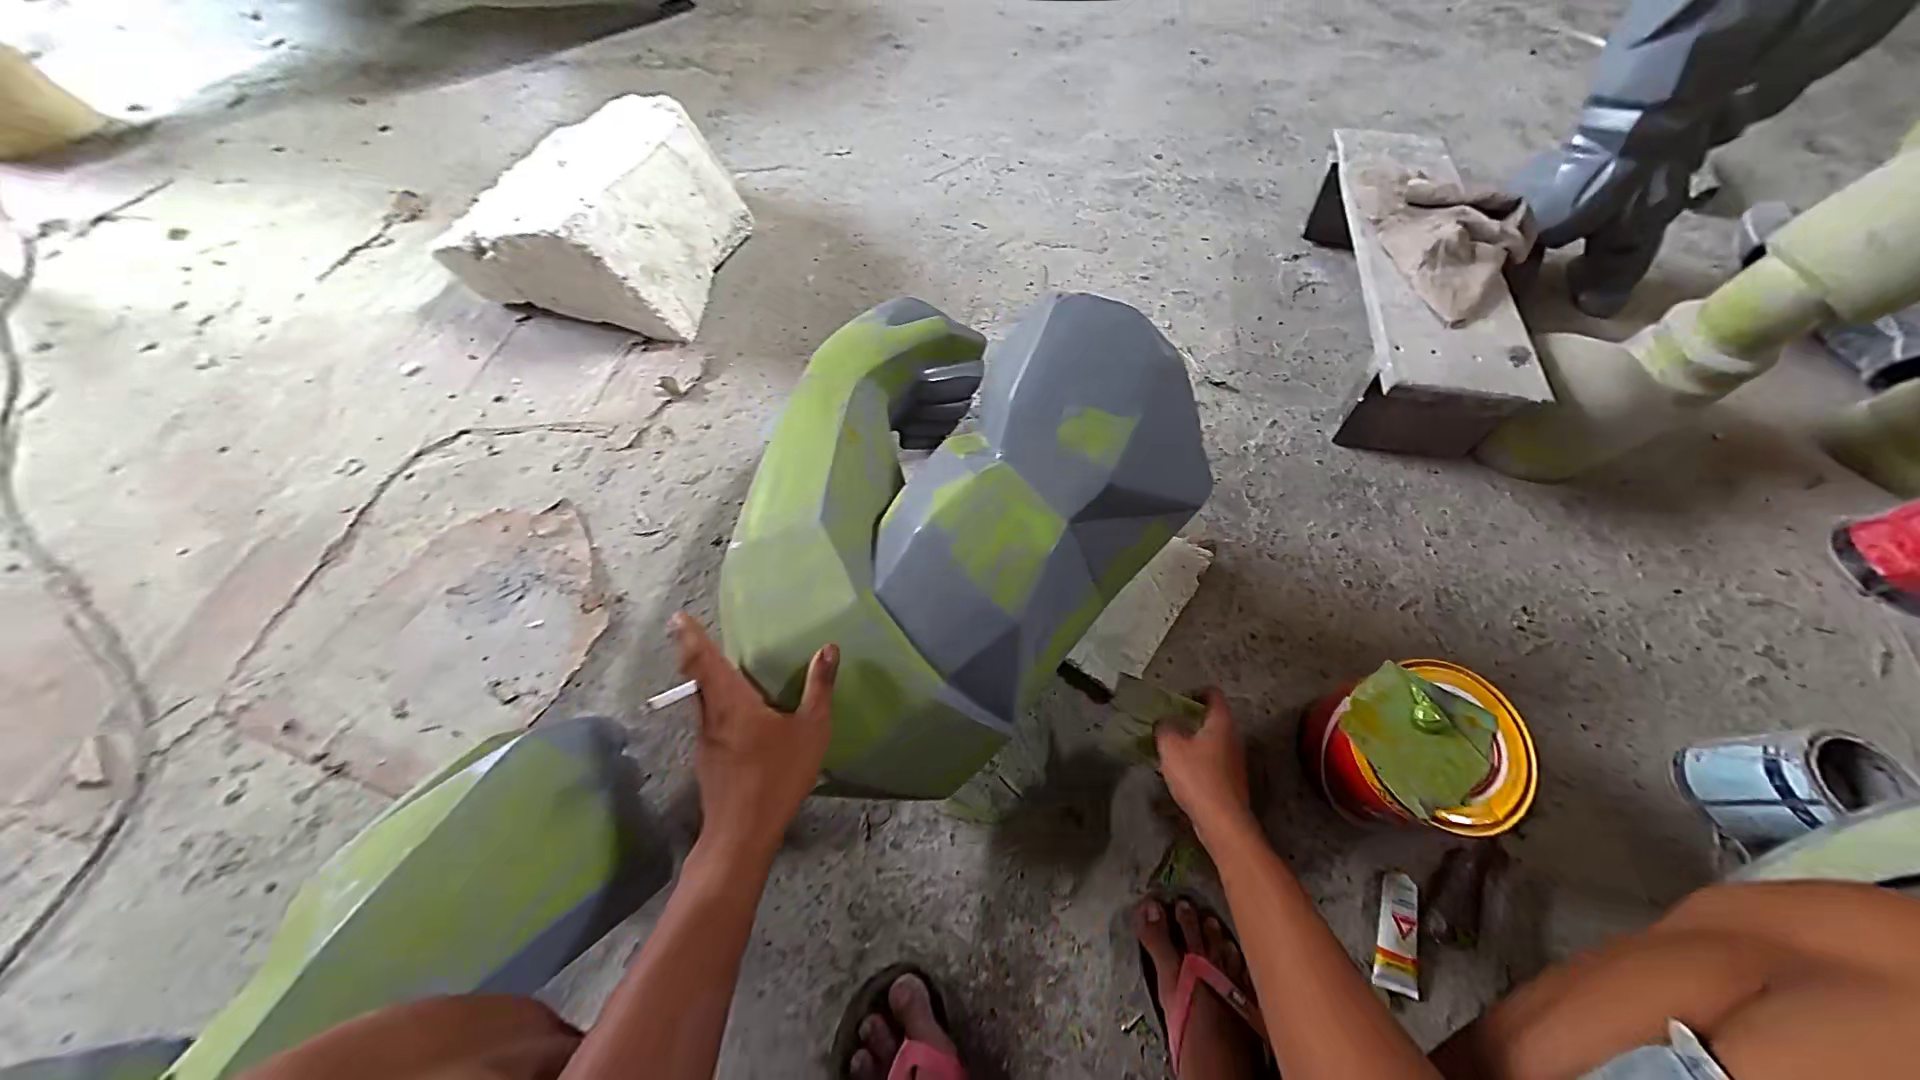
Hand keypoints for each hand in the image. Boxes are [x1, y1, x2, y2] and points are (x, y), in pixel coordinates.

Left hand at [670, 612, 835, 861]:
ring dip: (704, 679)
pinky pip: (709, 719)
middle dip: (693, 652)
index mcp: (731, 702)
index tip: (678, 616)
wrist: (741, 833)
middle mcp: (710, 716)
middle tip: (693, 631)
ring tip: (720, 666)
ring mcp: (705, 740)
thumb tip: (828, 649)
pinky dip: (715, 703)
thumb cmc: (777, 776)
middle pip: (695, 677)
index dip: (690, 637)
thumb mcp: (811, 730)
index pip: (703, 661)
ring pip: (700, 700)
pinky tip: (737, 713)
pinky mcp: (708, 759)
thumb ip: (819, 688)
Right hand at [1155, 689, 1253, 839]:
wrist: (1223, 822)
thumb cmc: (1197, 777)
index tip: (1176, 699)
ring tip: (1169, 747)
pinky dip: (1197, 760)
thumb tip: (1165, 722)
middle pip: (1212, 718)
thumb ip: (1164, 728)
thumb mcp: (1171, 747)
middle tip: (1167, 722)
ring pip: (1212, 741)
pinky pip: (1212, 761)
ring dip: (1192, 740)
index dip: (1195, 691)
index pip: (1213, 694)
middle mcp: (1233, 738)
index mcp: (1221, 723)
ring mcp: (1235, 761)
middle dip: (1190, 718)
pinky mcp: (1231, 781)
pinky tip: (1180, 771)